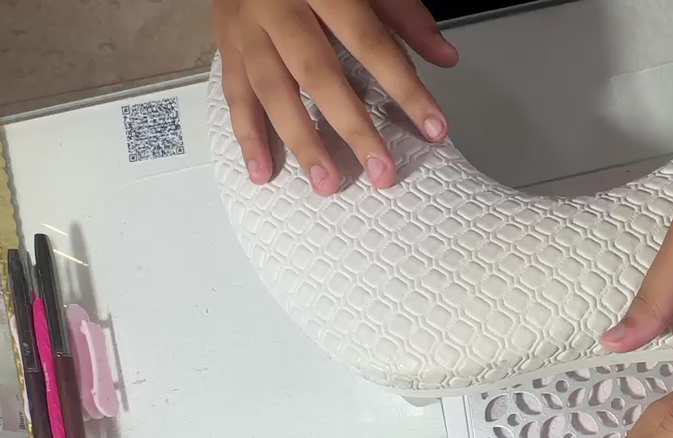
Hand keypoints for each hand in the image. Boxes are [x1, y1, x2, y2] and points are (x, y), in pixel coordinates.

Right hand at [215, 0, 458, 192]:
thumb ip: (404, 15)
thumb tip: (446, 57)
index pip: (371, 42)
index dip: (405, 88)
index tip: (434, 129)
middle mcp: (278, 5)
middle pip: (318, 73)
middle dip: (353, 129)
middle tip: (381, 174)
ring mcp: (246, 25)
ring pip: (273, 90)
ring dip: (301, 142)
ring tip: (327, 185)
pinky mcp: (225, 42)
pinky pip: (235, 94)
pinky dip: (248, 136)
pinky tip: (263, 173)